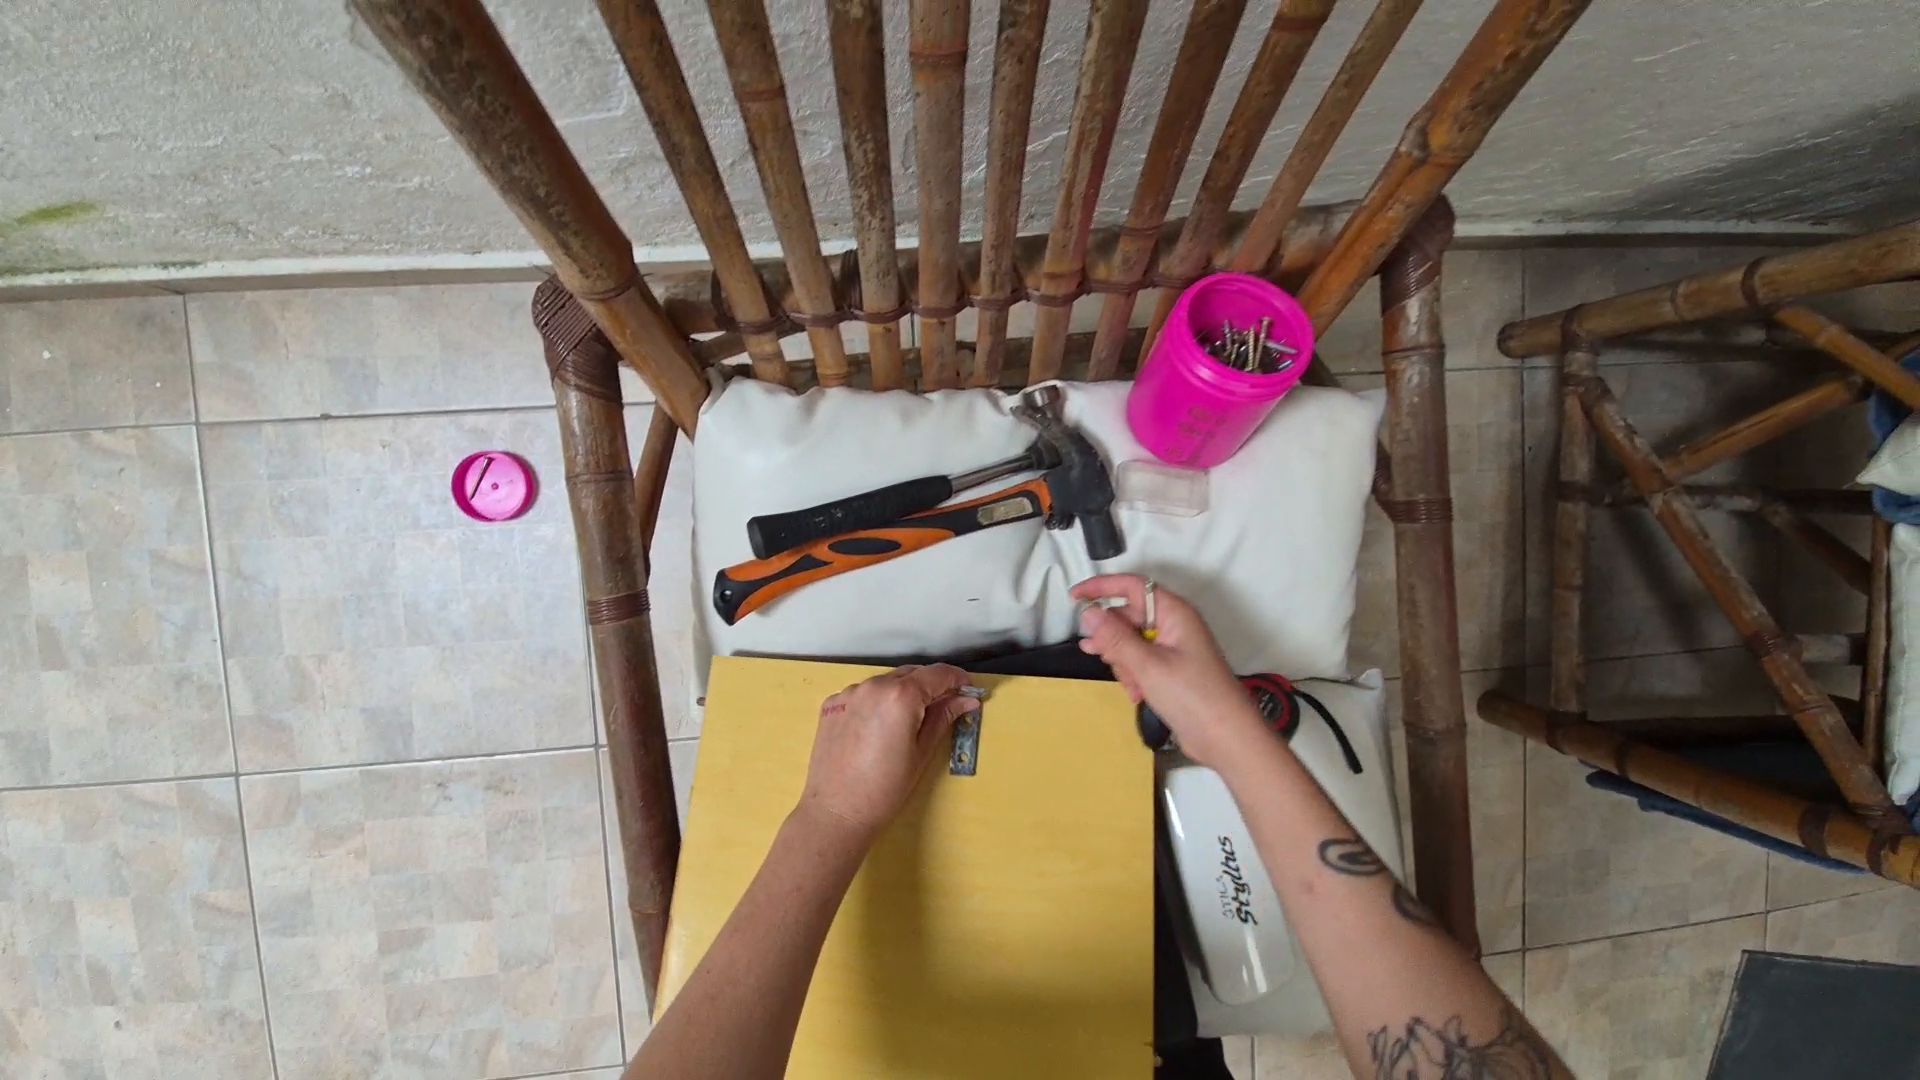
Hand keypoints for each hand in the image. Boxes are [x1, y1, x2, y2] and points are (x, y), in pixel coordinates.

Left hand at [798, 664, 979, 842]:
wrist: (836, 811)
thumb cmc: (886, 787)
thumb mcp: (922, 752)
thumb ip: (944, 717)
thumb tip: (968, 700)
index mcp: (901, 695)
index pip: (937, 673)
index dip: (957, 678)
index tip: (968, 688)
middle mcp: (874, 685)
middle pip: (911, 673)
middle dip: (930, 685)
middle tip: (943, 706)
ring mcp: (849, 692)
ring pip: (886, 682)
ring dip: (902, 692)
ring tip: (907, 721)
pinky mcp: (832, 704)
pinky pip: (863, 694)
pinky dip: (877, 702)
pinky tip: (877, 728)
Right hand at [1073, 575, 1266, 768]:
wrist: (1227, 740)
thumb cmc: (1192, 696)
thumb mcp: (1148, 665)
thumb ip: (1115, 637)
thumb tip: (1088, 612)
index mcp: (1174, 613)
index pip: (1132, 586)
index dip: (1102, 587)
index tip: (1074, 597)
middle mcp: (1173, 624)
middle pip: (1128, 615)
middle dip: (1112, 637)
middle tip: (1097, 654)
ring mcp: (1173, 648)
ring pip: (1130, 641)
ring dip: (1122, 660)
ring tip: (1128, 683)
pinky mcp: (1171, 670)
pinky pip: (1140, 661)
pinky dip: (1133, 674)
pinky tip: (1136, 693)